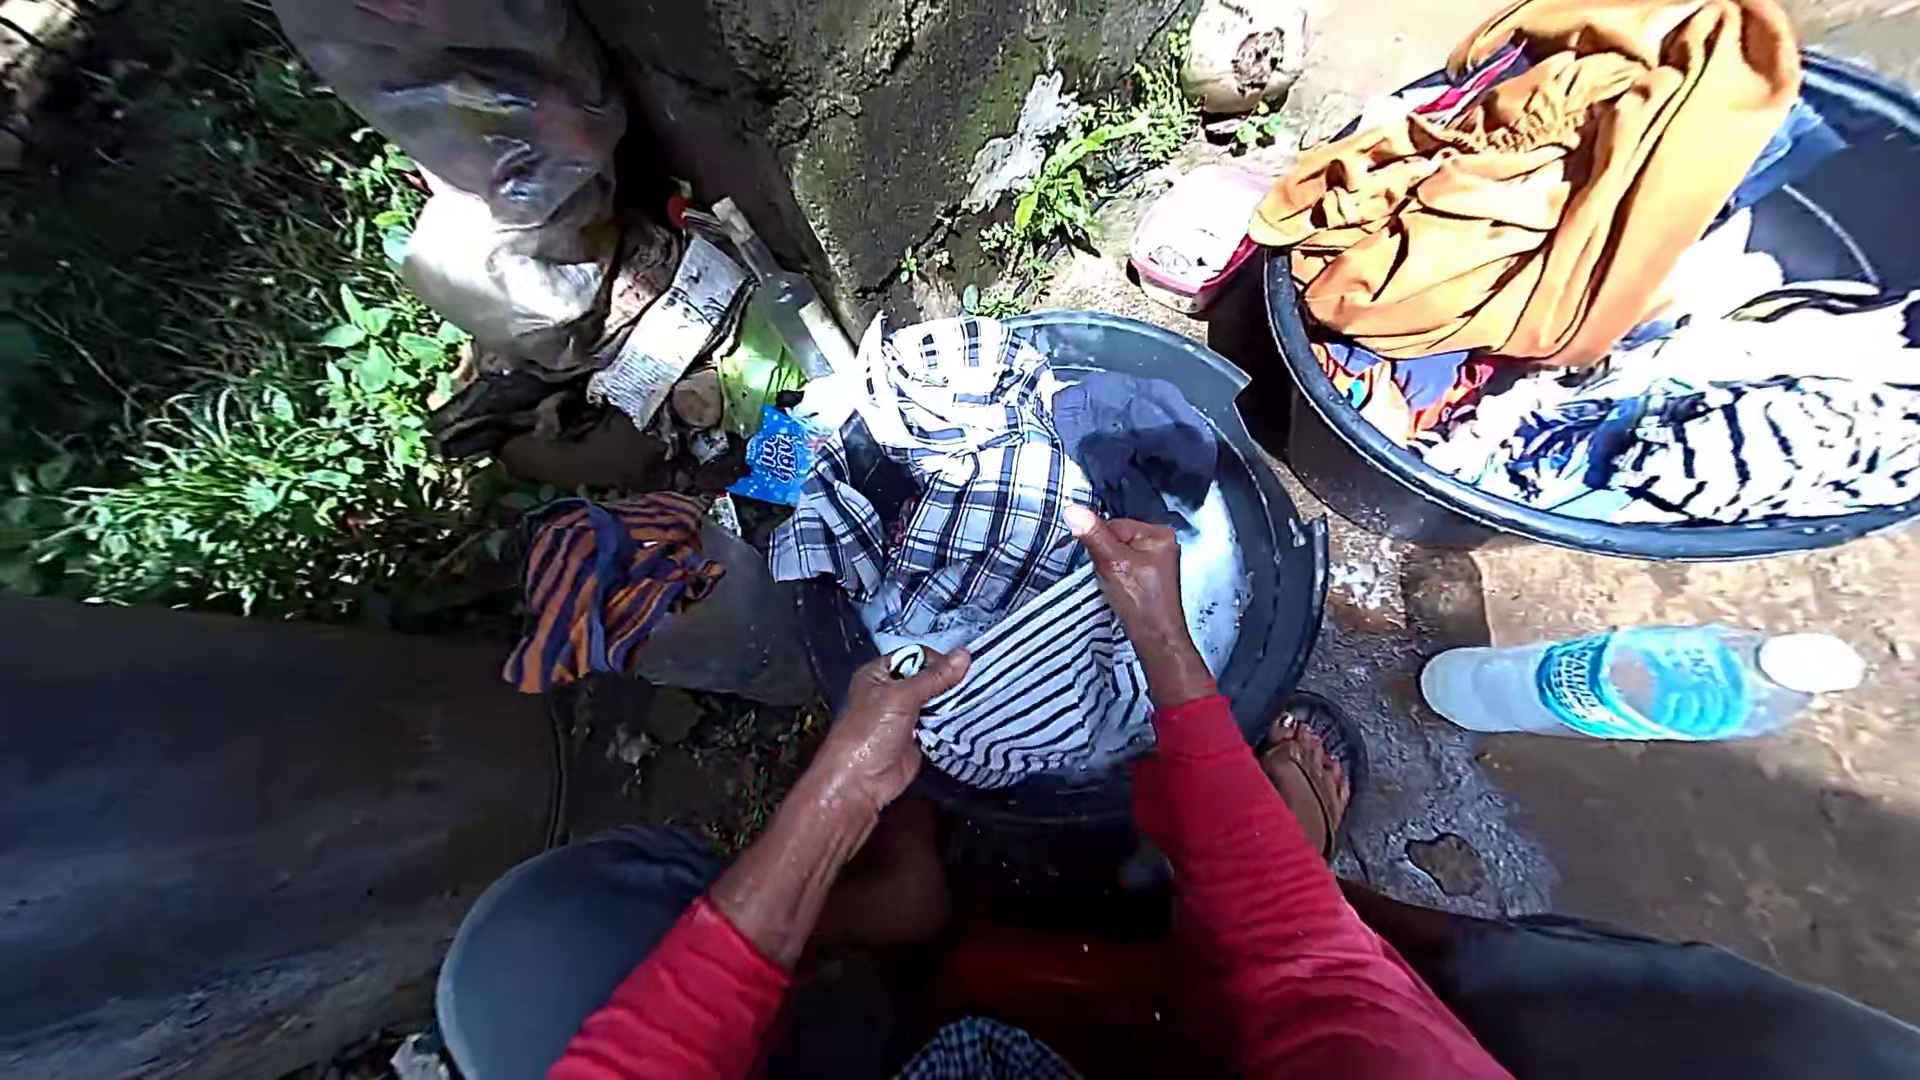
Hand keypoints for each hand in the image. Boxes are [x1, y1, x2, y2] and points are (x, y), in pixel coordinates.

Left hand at [812, 648, 970, 812]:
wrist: (859, 784)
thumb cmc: (870, 732)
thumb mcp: (901, 697)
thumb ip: (934, 677)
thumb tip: (965, 654)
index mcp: (879, 673)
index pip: (916, 656)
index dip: (938, 660)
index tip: (962, 668)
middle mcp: (892, 689)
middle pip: (928, 677)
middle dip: (949, 680)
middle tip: (975, 681)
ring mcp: (906, 713)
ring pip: (936, 699)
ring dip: (953, 699)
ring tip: (978, 695)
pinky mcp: (918, 734)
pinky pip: (940, 720)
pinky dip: (953, 718)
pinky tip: (972, 713)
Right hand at [1065, 505, 1215, 707]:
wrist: (1154, 637)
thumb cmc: (1142, 603)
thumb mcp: (1111, 563)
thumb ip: (1093, 535)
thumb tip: (1074, 511)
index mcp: (1158, 533)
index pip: (1113, 524)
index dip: (1099, 542)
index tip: (1098, 559)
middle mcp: (1160, 543)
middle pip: (1114, 538)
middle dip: (1104, 555)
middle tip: (1108, 574)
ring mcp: (1154, 560)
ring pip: (1115, 553)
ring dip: (1107, 567)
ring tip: (1114, 583)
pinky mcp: (1147, 575)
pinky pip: (1121, 566)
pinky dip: (1114, 576)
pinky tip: (1118, 589)